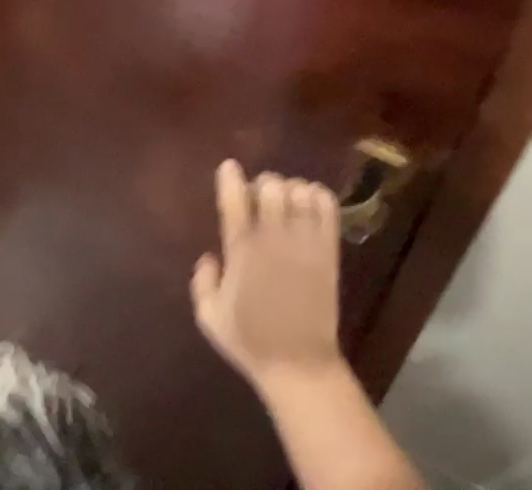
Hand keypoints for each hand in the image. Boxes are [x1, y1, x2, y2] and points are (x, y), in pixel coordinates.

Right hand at [191, 160, 345, 392]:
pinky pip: (327, 205)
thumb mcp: (209, 317)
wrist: (299, 363)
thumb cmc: (250, 341)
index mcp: (242, 250)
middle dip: (262, 185)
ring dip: (289, 190)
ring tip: (286, 204)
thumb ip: (203, 281)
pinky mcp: (328, 249)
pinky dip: (317, 196)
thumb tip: (209, 257)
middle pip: (271, 185)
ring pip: (299, 190)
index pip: (235, 197)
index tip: (229, 169)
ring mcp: (305, 241)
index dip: (230, 177)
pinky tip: (309, 206)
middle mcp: (274, 237)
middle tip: (260, 199)